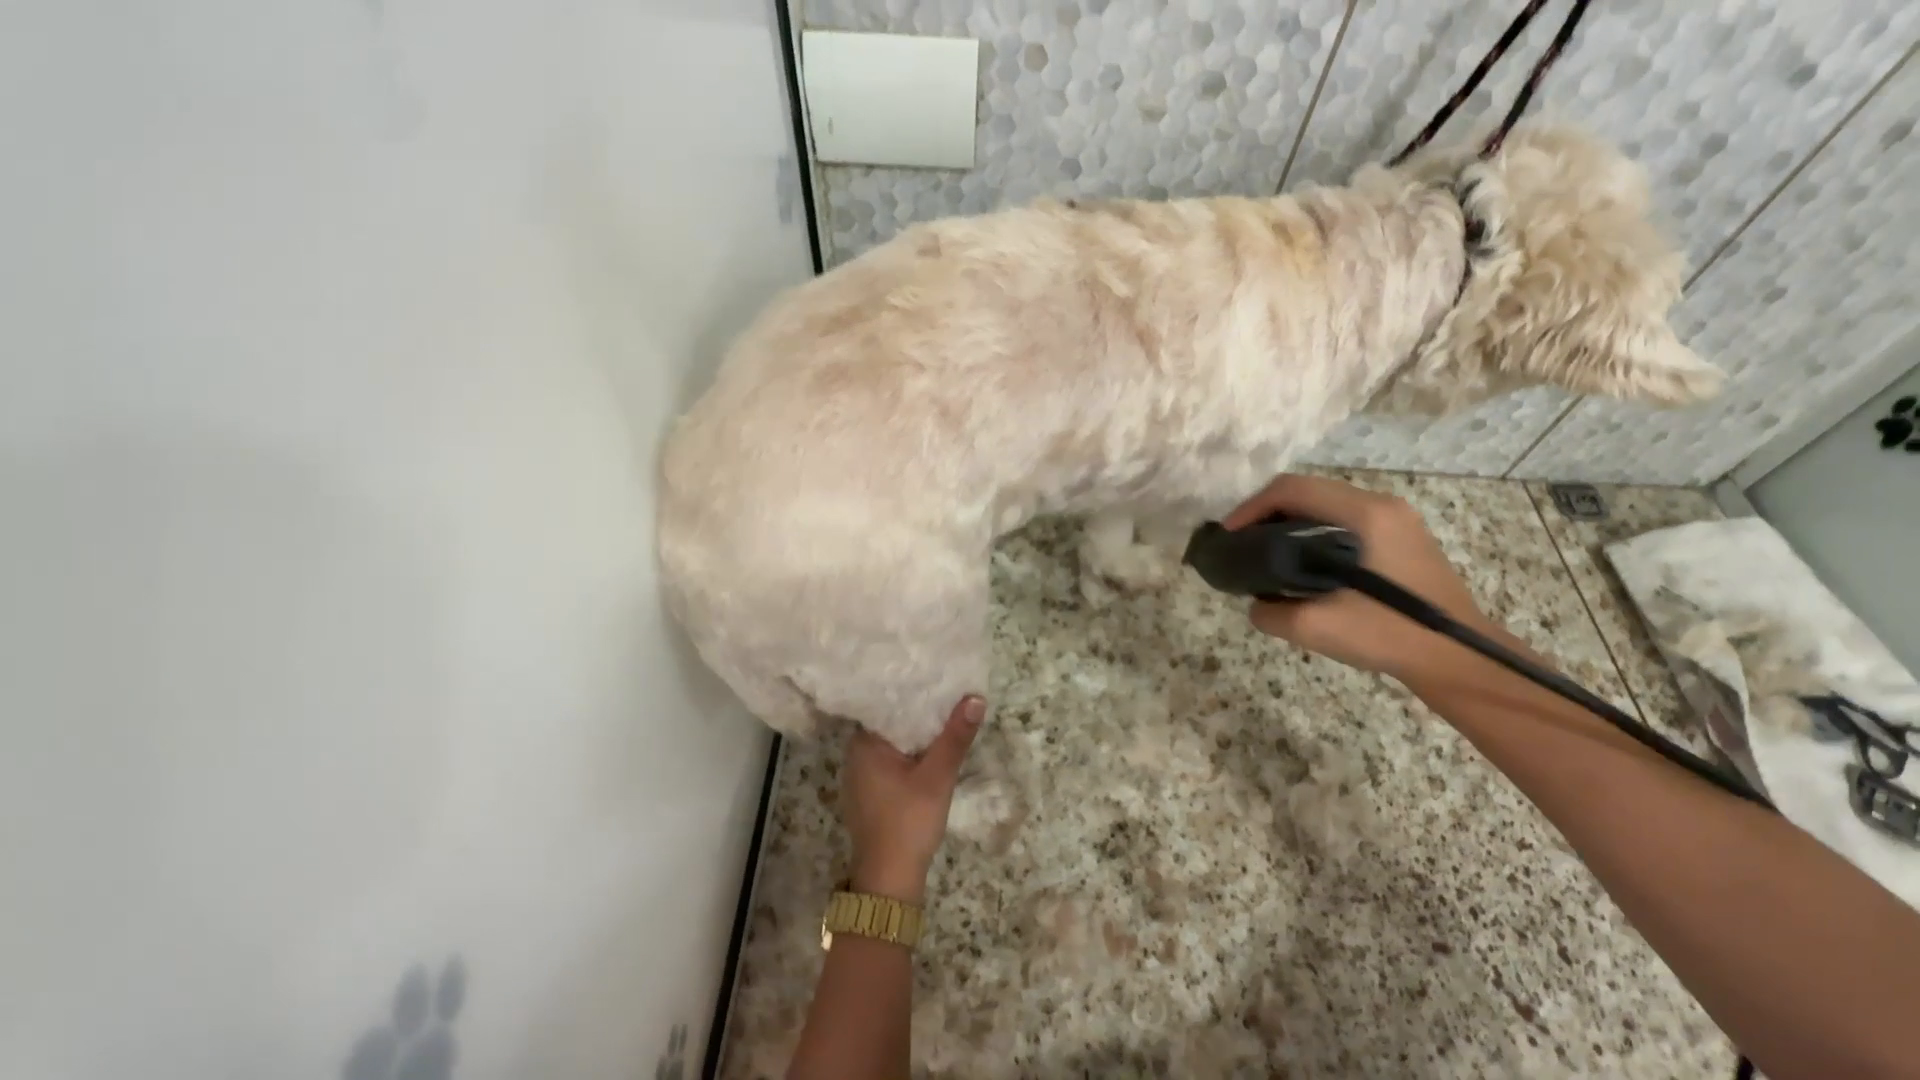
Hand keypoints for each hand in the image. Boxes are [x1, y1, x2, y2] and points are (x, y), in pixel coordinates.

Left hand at [839, 696, 984, 903]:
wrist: (889, 878)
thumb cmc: (908, 821)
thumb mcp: (937, 777)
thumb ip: (955, 737)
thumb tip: (975, 697)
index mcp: (863, 744)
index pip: (884, 704)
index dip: (910, 690)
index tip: (934, 676)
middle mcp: (855, 755)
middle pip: (889, 724)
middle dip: (917, 712)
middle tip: (947, 693)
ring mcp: (860, 777)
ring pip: (891, 745)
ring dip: (915, 736)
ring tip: (944, 715)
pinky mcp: (869, 795)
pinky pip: (890, 763)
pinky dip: (909, 756)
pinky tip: (930, 752)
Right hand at [1223, 473, 1489, 688]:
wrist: (1458, 659)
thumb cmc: (1390, 635)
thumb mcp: (1317, 628)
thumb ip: (1271, 612)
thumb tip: (1258, 603)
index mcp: (1365, 514)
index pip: (1293, 490)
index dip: (1251, 508)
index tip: (1228, 537)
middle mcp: (1382, 505)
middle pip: (1309, 492)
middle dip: (1266, 513)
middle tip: (1240, 545)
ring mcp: (1396, 519)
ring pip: (1326, 506)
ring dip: (1289, 523)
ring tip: (1263, 554)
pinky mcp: (1401, 538)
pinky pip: (1344, 522)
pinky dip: (1312, 533)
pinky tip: (1299, 564)